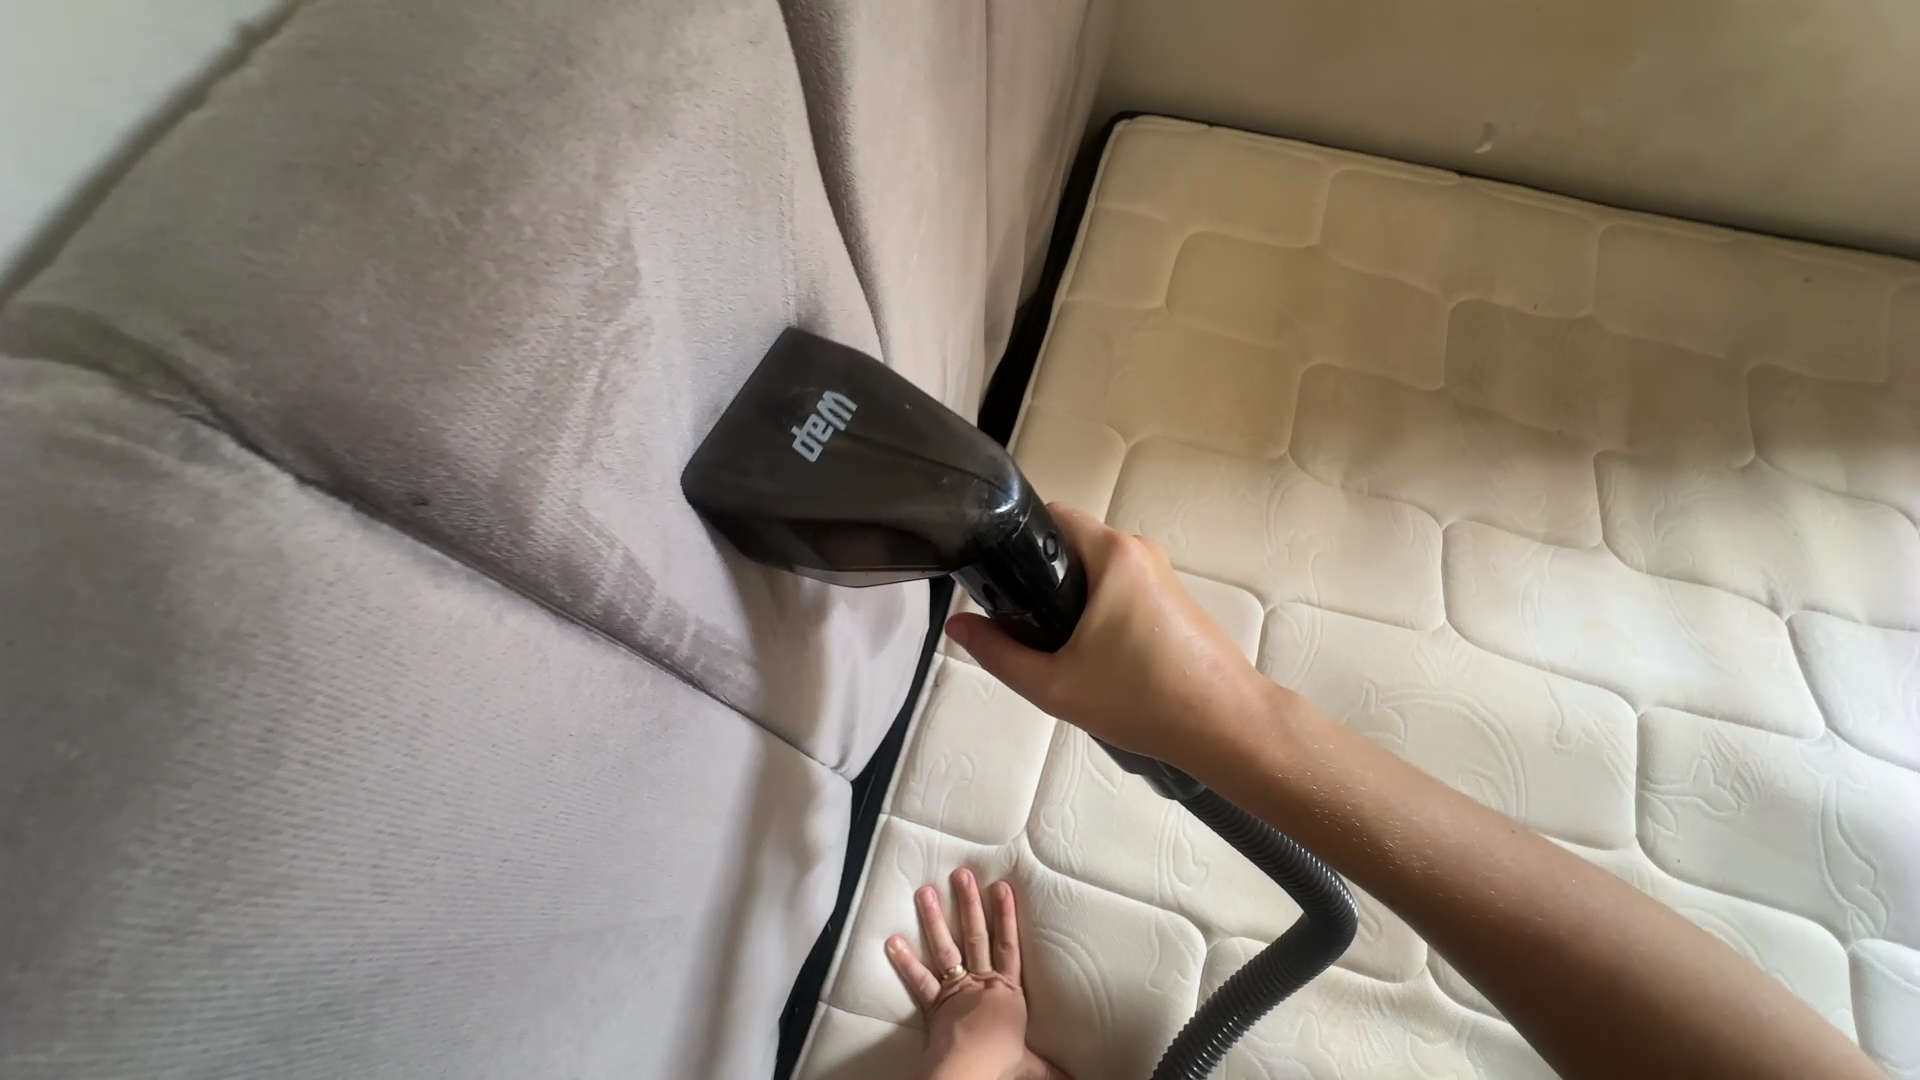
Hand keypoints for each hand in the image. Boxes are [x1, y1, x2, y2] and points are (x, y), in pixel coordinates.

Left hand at [885, 869, 1068, 1079]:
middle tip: (962, 874)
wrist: (971, 1071)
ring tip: (925, 892)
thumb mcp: (1032, 1066)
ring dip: (934, 919)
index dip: (1006, 916)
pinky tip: (892, 940)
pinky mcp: (935, 1004)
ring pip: (945, 948)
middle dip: (969, 903)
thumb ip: (1048, 1068)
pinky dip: (904, 961)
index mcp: (1007, 992)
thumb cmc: (1002, 1064)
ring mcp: (956, 990)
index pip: (1008, 946)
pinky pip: (919, 980)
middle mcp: (981, 984)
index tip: (1001, 886)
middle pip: (976, 936)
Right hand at [944, 503, 1280, 771]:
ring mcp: (1161, 574)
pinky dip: (1099, 611)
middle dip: (1043, 579)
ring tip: (1062, 650)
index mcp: (1113, 554)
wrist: (1226, 727)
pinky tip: (1096, 657)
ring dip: (1072, 600)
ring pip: (1096, 571)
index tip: (999, 575)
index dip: (1017, 539)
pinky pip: (1120, 588)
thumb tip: (959, 626)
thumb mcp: (1053, 684)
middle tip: (1027, 628)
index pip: (1051, 515)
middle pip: (1071, 545)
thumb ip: (997, 653)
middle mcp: (1140, 552)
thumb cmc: (1145, 700)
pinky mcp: (1173, 598)